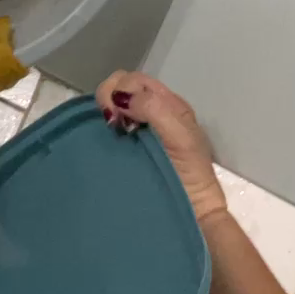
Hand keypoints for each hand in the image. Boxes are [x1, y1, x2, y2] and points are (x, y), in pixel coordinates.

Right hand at [96, 72, 228, 225]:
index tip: (120, 114)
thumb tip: (119, 99)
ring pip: (112, 103)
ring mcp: (137, 128)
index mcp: (168, 104)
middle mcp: (152, 111)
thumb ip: (155, 109)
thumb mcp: (181, 137)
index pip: (134, 80)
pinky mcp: (125, 146)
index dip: (122, 89)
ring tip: (112, 132)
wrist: (192, 213)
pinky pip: (108, 124)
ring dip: (107, 111)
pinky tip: (109, 139)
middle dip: (110, 97)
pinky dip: (103, 125)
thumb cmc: (189, 176)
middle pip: (120, 86)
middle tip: (113, 123)